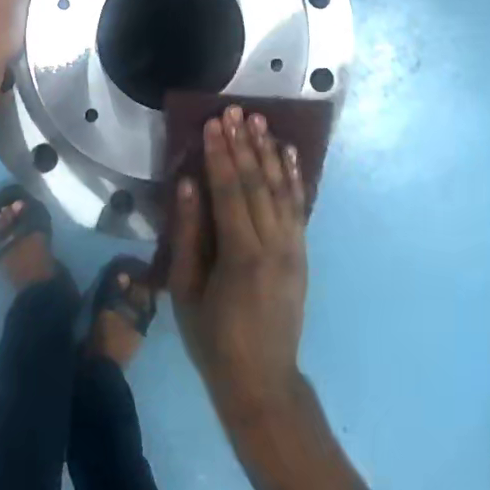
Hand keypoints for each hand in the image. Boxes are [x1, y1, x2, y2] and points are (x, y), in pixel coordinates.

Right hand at [167, 105, 309, 423]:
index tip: (214, 123)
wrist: (263, 379)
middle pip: (259, 183)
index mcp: (241, 255)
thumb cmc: (213, 338)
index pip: (231, 192)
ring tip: (261, 120)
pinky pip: (299, 206)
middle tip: (236, 110)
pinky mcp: (303, 252)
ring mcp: (294, 247)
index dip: (221, 155)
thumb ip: (188, 235)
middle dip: (245, 144)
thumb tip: (188, 184)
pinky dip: (294, 177)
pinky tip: (289, 153)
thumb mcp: (186, 291)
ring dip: (270, 152)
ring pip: (282, 189)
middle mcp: (274, 244)